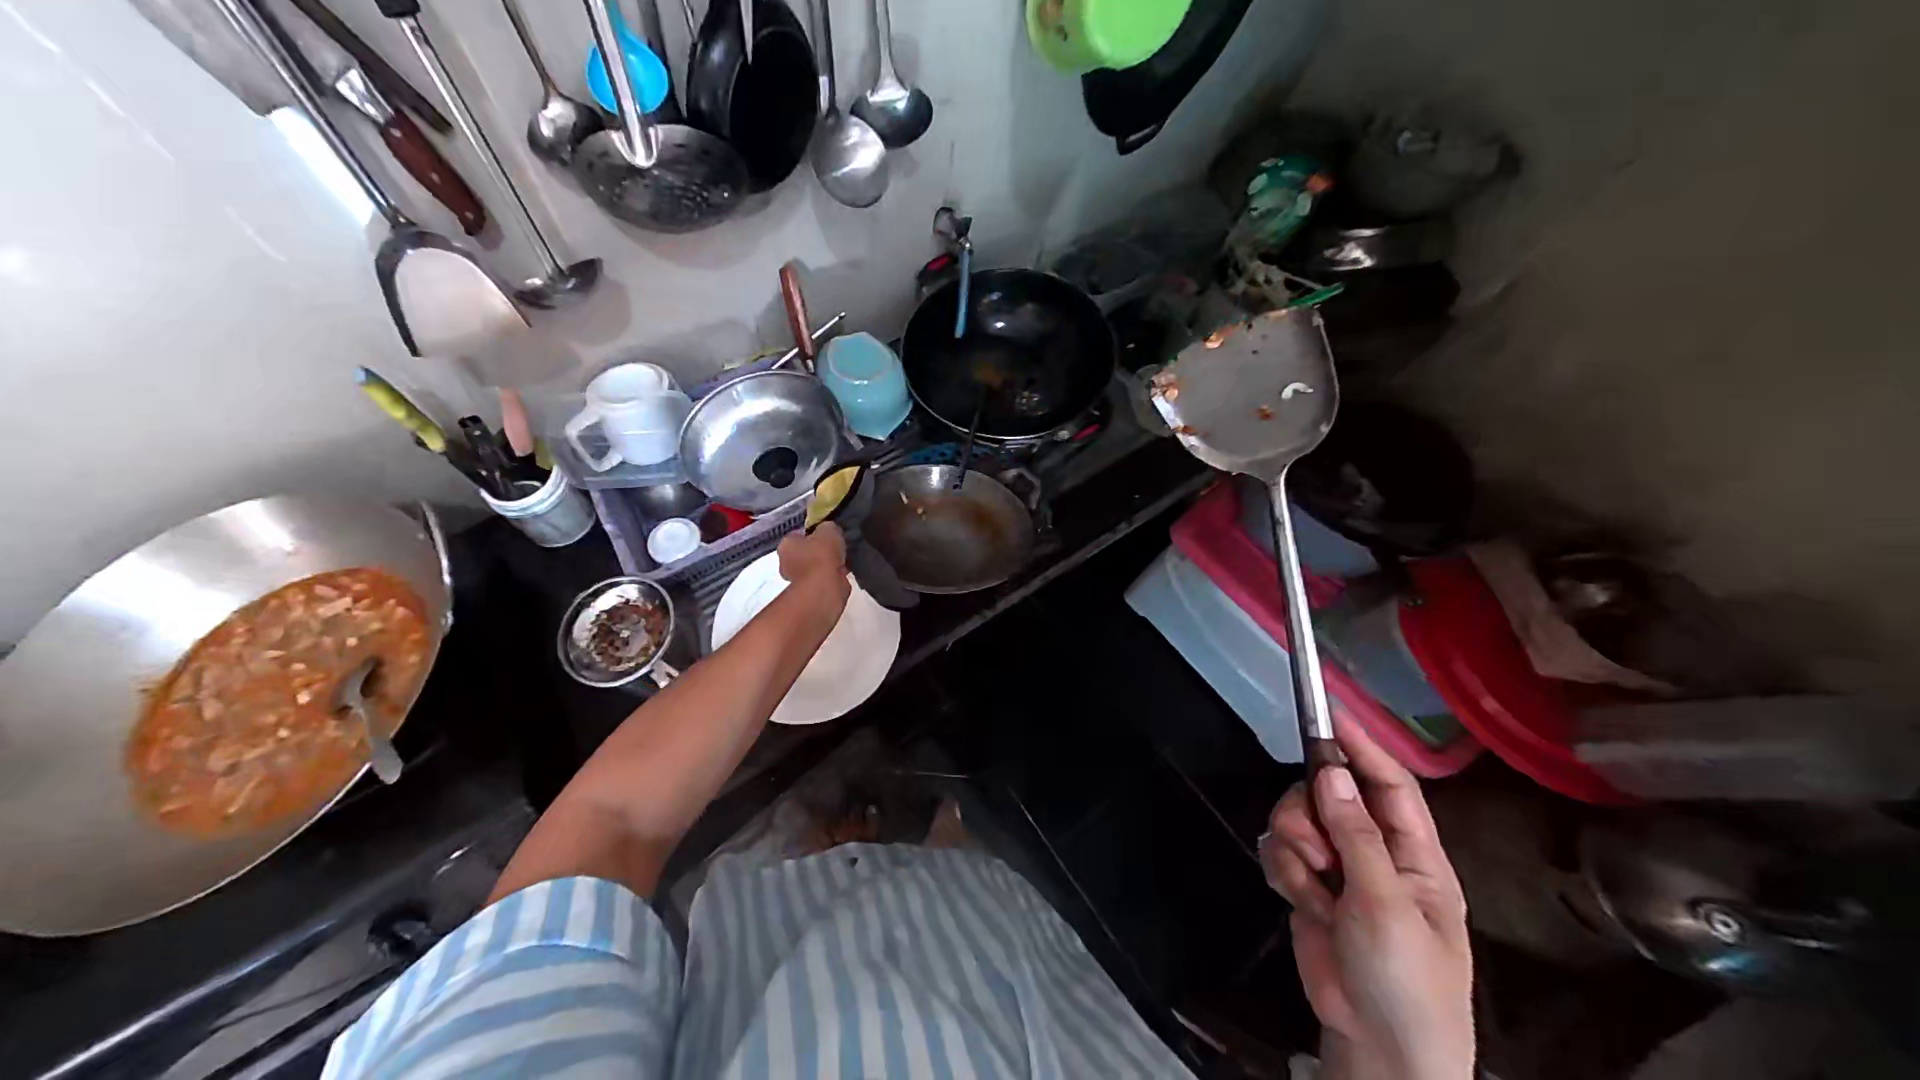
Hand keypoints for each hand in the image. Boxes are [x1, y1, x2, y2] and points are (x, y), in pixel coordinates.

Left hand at [777, 524, 849, 604]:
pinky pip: (823, 580)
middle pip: (805, 553)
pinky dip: (832, 577)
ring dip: (827, 566)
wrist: (825, 587)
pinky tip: (843, 573)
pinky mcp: (810, 593)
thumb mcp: (828, 530)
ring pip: (815, 568)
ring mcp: (797, 581)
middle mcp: (786, 563)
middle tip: (836, 547)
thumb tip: (829, 531)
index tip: (826, 535)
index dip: (812, 533)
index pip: (797, 535)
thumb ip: (827, 528)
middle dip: (819, 551)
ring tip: (843, 560)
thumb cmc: (821, 555)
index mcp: (785, 545)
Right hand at [1259, 719, 1473, 1079]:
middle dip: (1312, 812)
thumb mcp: (1387, 906)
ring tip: (1314, 889)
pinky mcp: (1308, 886)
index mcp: (1416, 854)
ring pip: (1298, 819)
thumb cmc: (1405, 981)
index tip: (1329, 716)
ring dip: (1296, 848)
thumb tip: (1331, 772)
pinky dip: (1284, 871)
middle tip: (1315, 847)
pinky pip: (1280, 851)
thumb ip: (1357, 837)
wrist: (1376, 1047)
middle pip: (1329, 794)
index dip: (1362, 747)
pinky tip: (1300, 901)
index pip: (1390, 784)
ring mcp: (1339, 869)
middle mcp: (1375, 851)